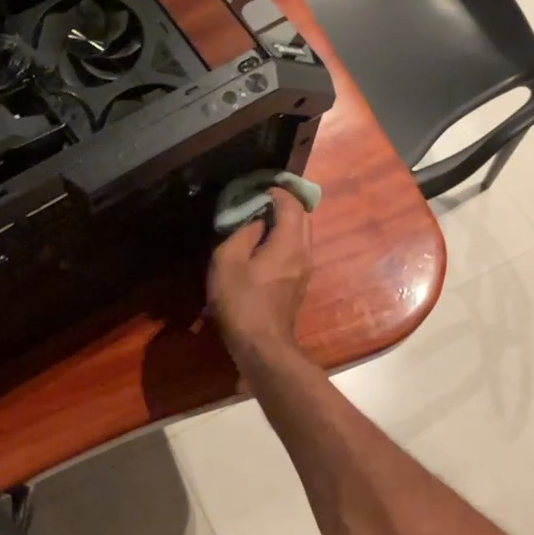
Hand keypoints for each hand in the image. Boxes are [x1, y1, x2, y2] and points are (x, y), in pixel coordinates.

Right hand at [207, 188, 311, 357]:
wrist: (261, 346)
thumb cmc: (241, 301)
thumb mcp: (228, 261)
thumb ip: (243, 233)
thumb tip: (256, 221)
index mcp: (289, 243)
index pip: (292, 205)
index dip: (277, 192)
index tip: (258, 188)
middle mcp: (304, 253)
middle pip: (303, 218)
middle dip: (284, 205)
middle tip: (259, 201)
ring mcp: (305, 271)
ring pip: (302, 235)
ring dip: (284, 224)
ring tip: (259, 223)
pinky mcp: (299, 285)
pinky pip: (296, 251)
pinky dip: (284, 240)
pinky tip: (263, 247)